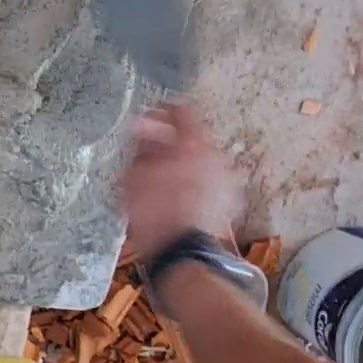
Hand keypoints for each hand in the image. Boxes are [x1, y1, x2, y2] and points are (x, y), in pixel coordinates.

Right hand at [116, 102, 241, 261]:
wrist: (181, 252)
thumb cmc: (154, 212)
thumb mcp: (134, 177)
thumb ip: (139, 146)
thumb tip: (140, 125)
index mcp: (193, 143)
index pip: (180, 110)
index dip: (159, 111)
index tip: (145, 118)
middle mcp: (216, 154)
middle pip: (189, 138)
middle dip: (166, 146)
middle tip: (144, 159)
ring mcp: (225, 177)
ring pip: (198, 162)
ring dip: (178, 166)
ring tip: (157, 184)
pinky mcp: (228, 199)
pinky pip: (206, 183)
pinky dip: (191, 185)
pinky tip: (173, 200)